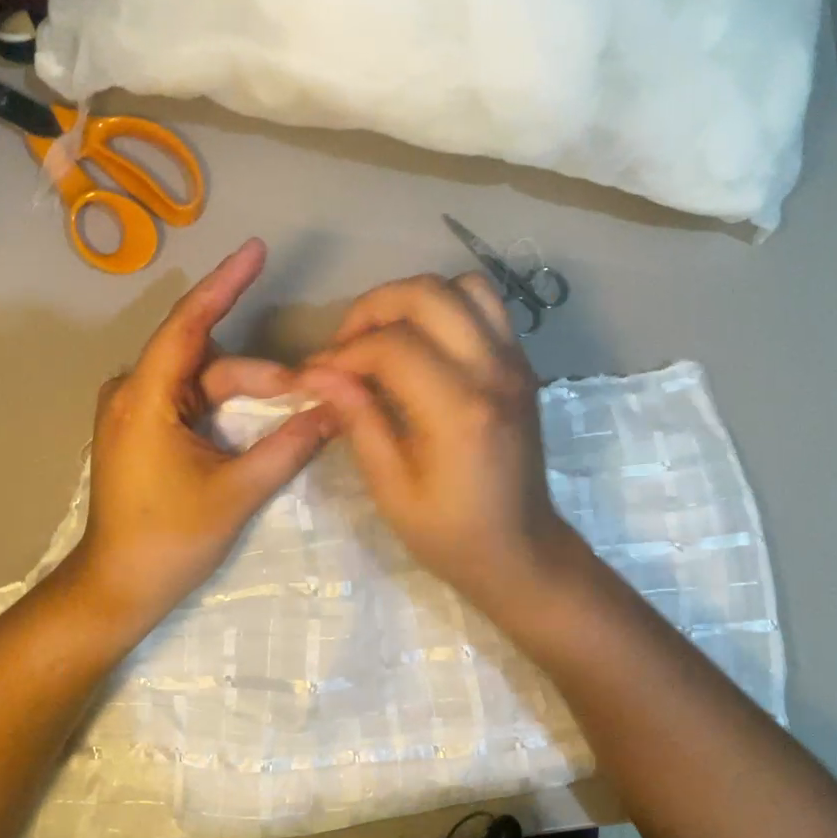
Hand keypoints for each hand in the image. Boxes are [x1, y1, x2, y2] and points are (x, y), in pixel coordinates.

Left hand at [69, 239, 334, 623]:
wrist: (118, 586)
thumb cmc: (169, 540)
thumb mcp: (236, 492)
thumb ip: (288, 446)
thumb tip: (338, 409)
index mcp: (144, 398)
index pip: (189, 324)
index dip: (225, 284)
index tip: (257, 249)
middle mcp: (132, 392)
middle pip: (207, 362)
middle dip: (260, 375)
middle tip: (312, 393)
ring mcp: (133, 411)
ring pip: (202, 383)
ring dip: (246, 392)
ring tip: (295, 405)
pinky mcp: (141, 431)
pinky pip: (191, 401)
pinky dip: (227, 406)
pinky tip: (261, 415)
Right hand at [299, 273, 578, 608]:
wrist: (520, 551)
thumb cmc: (449, 534)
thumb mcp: (391, 488)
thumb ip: (358, 420)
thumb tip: (317, 373)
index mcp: (460, 411)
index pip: (392, 346)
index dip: (343, 353)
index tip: (314, 376)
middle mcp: (495, 373)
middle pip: (428, 294)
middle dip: (374, 309)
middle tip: (346, 346)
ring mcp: (516, 364)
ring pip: (464, 286)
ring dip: (415, 301)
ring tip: (385, 337)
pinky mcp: (523, 366)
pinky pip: (487, 308)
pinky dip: (448, 310)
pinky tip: (422, 347)